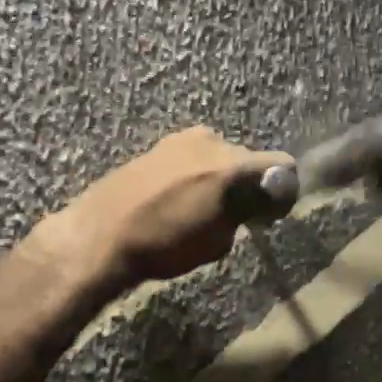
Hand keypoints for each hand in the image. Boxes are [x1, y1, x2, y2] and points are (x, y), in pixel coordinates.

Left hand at [44, 127, 293, 287]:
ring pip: (220, 158)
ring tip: (201, 212)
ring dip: (221, 180)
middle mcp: (211, 140)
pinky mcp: (159, 145)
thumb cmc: (163, 242)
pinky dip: (197, 176)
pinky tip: (178, 201)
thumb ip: (247, 210)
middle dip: (249, 186)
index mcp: (232, 162)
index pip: (282, 165)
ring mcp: (181, 139)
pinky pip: (194, 158)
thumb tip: (263, 196)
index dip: (282, 192)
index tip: (267, 217)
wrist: (99, 235)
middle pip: (249, 160)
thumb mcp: (218, 239)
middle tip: (234, 219)